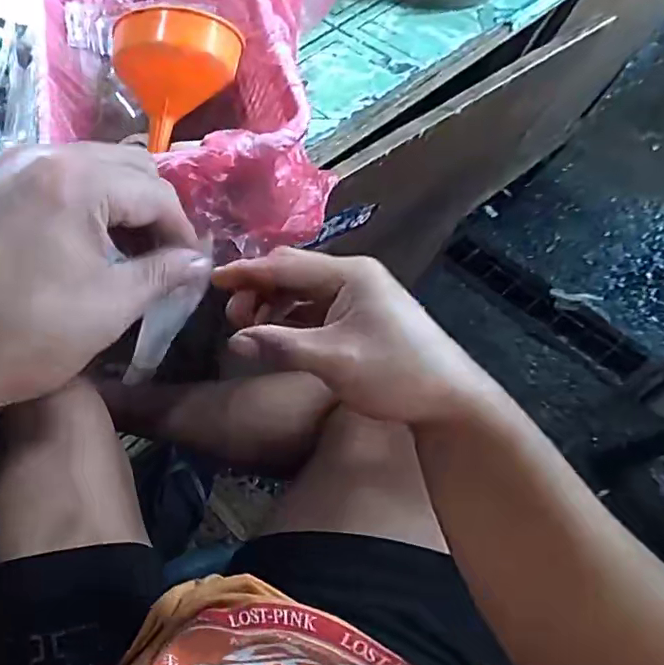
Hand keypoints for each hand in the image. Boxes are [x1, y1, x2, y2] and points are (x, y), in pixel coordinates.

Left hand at [0, 144, 208, 426]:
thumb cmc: (26, 337)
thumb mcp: (109, 308)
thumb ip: (162, 274)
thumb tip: (199, 261)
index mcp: (75, 179)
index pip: (156, 192)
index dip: (184, 231)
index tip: (193, 268)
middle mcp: (40, 156)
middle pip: (124, 167)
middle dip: (154, 210)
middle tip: (165, 258)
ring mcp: (6, 170)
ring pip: (88, 170)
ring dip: (118, 204)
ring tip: (130, 252)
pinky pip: (52, 181)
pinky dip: (81, 203)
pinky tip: (85, 241)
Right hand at [211, 248, 502, 425]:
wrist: (450, 400)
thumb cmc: (395, 373)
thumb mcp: (333, 360)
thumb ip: (280, 346)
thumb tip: (234, 340)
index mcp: (350, 275)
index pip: (285, 265)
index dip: (246, 271)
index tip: (213, 280)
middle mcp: (352, 278)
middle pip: (291, 274)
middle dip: (258, 290)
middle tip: (233, 318)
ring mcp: (357, 298)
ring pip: (300, 293)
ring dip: (272, 307)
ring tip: (250, 330)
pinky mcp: (358, 318)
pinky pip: (312, 310)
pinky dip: (289, 320)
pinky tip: (274, 337)